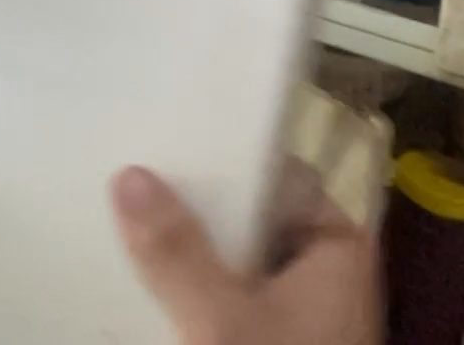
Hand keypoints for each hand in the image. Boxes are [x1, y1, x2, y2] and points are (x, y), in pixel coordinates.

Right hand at [111, 164, 380, 344]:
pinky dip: (196, 286)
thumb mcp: (223, 324)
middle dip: (195, 203)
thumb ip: (176, 252)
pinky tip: (150, 277)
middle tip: (132, 177)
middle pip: (251, 214)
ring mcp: (301, 308)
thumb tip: (128, 174)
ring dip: (189, 246)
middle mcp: (323, 266)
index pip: (273, 172)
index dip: (221, 154)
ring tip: (130, 215)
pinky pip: (231, 293)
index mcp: (335, 242)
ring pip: (236, 256)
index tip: (162, 138)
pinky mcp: (276, 338)